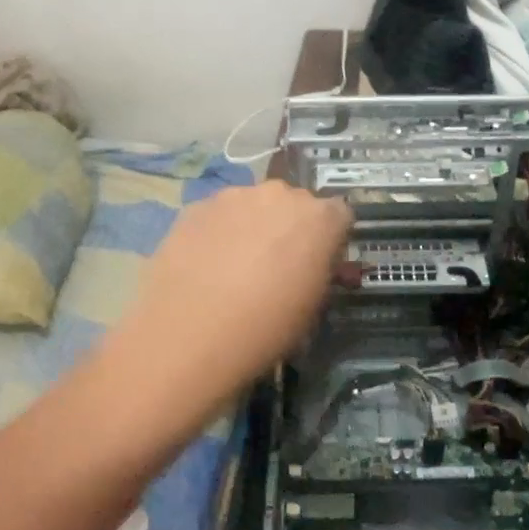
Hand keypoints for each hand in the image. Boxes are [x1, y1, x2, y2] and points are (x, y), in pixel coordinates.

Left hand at [108, 181, 351, 408]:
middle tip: (279, 266)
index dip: (332, 240)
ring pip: (254, 205)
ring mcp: (234, 196)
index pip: (340, 215)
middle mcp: (280, 194)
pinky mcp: (196, 206)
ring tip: (236, 266)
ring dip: (254, 226)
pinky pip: (219, 214)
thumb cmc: (265, 327)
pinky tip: (206, 265)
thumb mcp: (312, 309)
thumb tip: (327, 268)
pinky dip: (219, 232)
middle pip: (295, 204)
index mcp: (319, 218)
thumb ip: (324, 276)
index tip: (321, 265)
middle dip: (292, 228)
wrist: (188, 334)